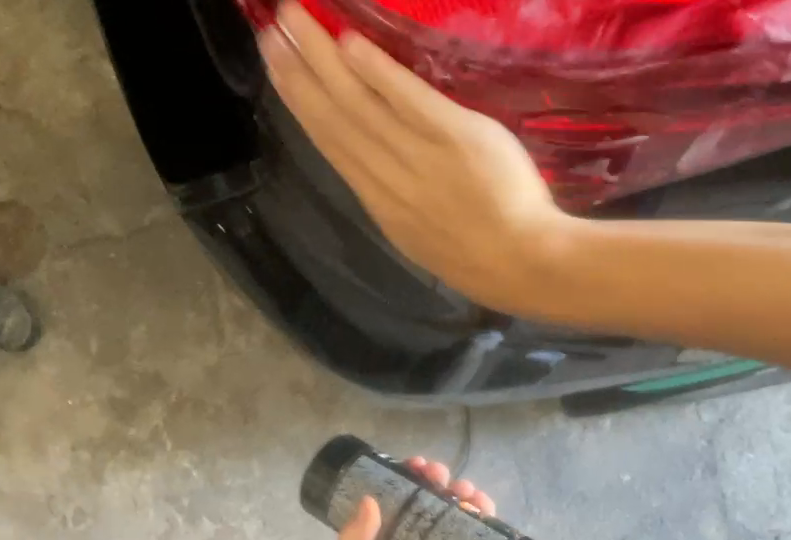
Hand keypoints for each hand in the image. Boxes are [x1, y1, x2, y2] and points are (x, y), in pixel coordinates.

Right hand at [260, 3, 570, 314]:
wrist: (521, 263)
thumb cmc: (480, 252)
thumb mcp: (420, 234)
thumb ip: (395, 195)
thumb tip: (370, 164)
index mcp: (379, 200)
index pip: (332, 144)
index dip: (300, 103)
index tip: (276, 68)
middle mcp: (388, 177)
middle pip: (335, 118)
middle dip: (298, 72)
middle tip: (268, 28)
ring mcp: (420, 158)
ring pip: (361, 106)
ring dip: (323, 61)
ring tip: (294, 19)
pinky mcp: (456, 139)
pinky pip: (411, 104)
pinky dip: (379, 75)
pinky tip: (350, 45)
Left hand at [338, 456, 494, 539]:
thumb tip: (368, 500)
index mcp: (399, 533)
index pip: (407, 495)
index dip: (412, 475)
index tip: (415, 466)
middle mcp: (426, 535)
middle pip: (438, 495)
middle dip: (441, 477)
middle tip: (440, 475)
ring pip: (463, 507)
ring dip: (466, 489)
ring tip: (464, 490)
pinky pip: (487, 530)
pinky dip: (488, 511)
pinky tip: (483, 506)